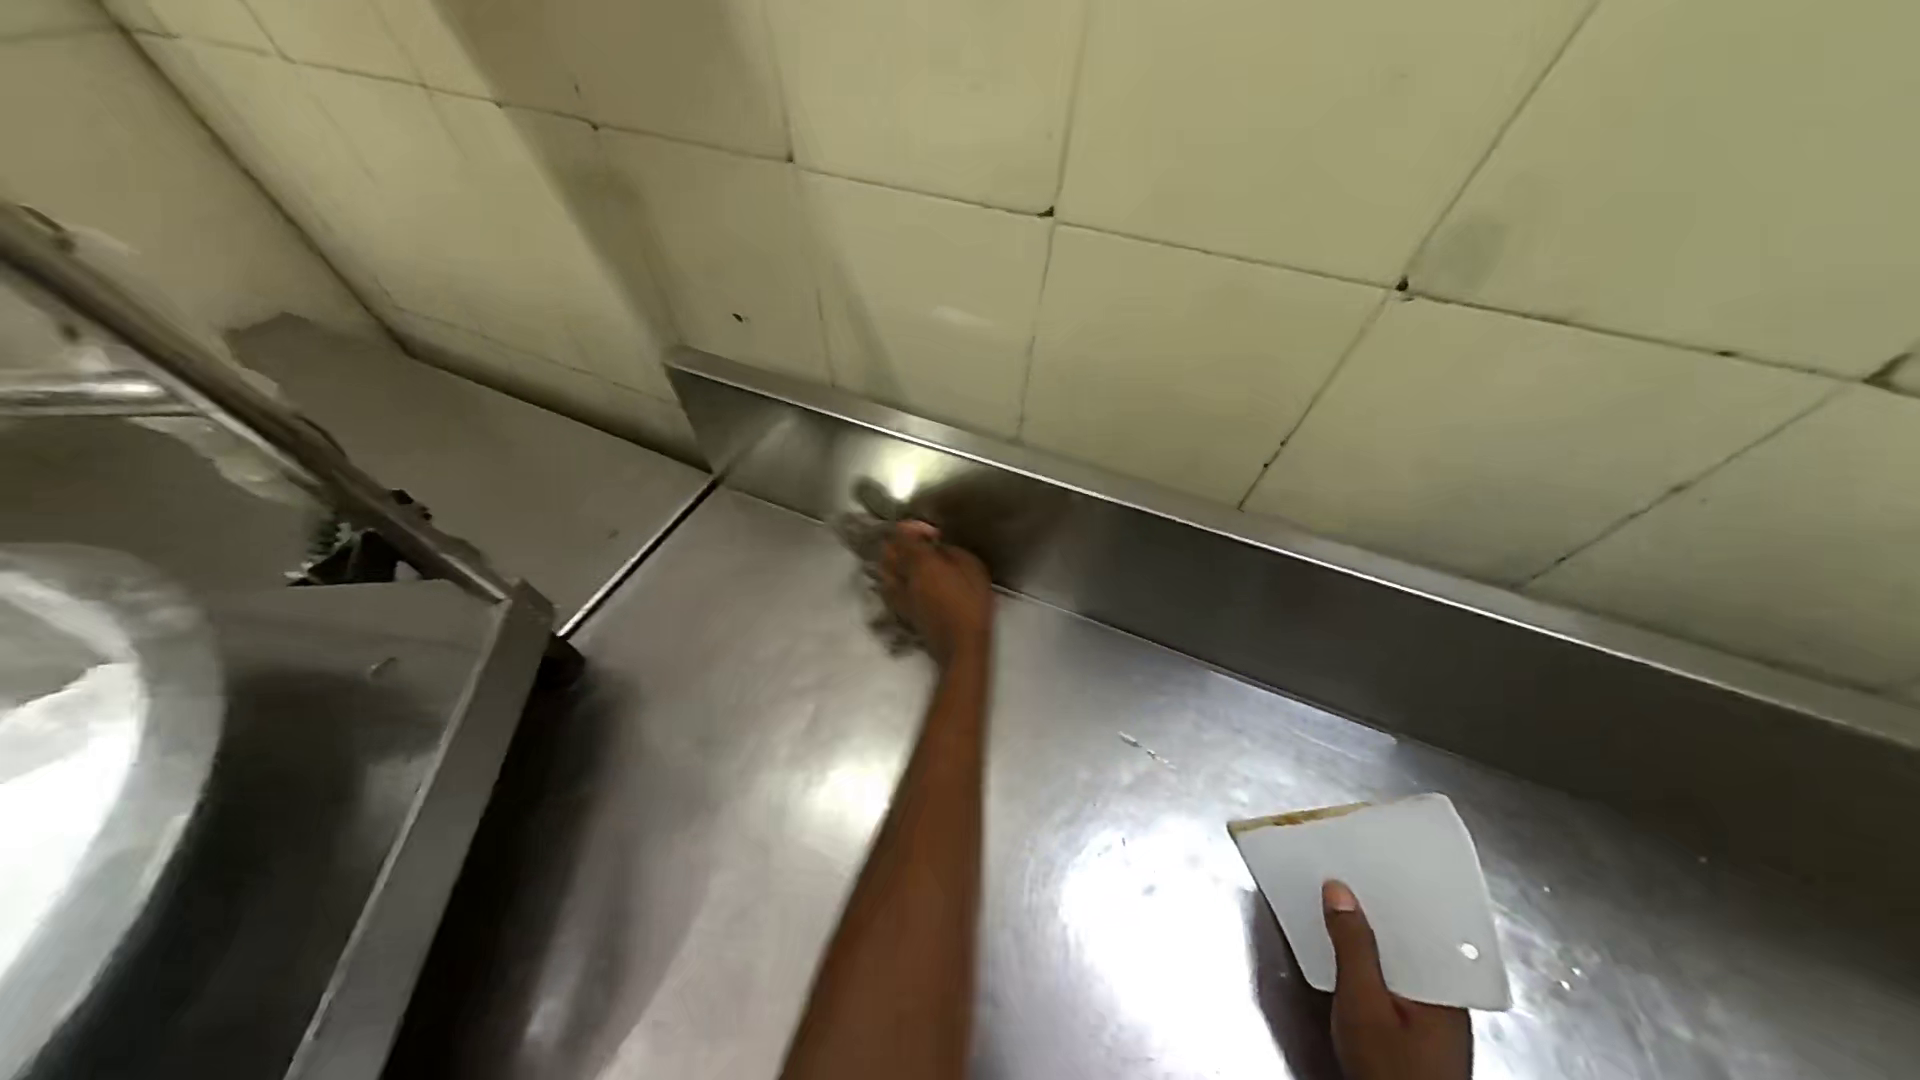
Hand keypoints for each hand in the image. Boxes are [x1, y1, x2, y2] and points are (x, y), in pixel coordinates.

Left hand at [881, 521, 992, 664]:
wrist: (961, 645)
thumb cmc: (971, 604)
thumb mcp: (972, 568)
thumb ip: (951, 551)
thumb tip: (937, 546)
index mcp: (920, 561)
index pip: (902, 534)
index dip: (913, 527)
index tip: (932, 533)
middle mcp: (903, 575)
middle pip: (887, 551)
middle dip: (899, 542)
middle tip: (919, 544)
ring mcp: (898, 594)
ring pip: (882, 570)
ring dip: (893, 561)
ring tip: (910, 562)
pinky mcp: (900, 610)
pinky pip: (887, 588)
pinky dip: (892, 580)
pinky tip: (906, 582)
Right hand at [1323, 880, 1472, 1079]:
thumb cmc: (1388, 1070)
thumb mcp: (1362, 1004)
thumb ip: (1353, 946)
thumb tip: (1339, 888)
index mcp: (1446, 987)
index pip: (1426, 923)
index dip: (1397, 891)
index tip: (1370, 861)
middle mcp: (1448, 996)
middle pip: (1415, 936)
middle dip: (1382, 905)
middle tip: (1348, 871)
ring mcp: (1435, 1013)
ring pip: (1404, 955)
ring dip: (1375, 928)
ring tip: (1342, 898)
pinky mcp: (1417, 1026)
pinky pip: (1397, 973)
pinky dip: (1374, 953)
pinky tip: (1351, 943)